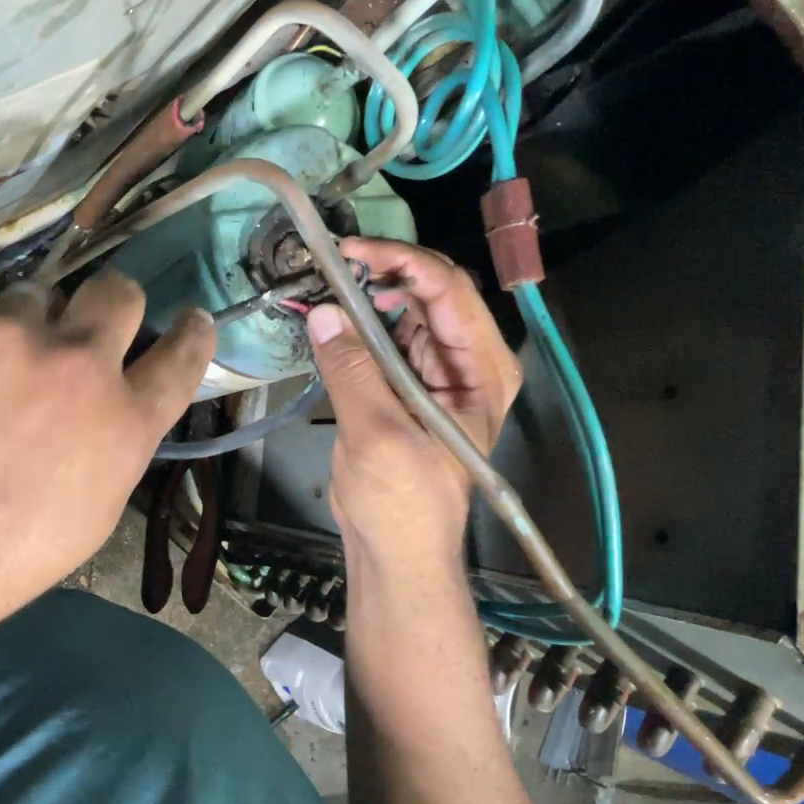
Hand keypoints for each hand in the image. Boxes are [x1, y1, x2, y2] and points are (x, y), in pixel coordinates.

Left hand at [0, 273, 214, 674]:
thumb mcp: (88, 512)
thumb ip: (113, 443)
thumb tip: (112, 403)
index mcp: (123, 422)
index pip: (182, 355)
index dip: (192, 334)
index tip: (191, 321)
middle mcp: (76, 365)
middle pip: (118, 291)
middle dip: (113, 306)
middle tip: (89, 327)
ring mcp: (5, 338)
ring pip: (37, 298)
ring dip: (32, 326)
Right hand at [306, 239, 520, 580]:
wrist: (395, 551)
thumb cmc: (403, 502)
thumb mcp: (380, 434)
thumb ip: (353, 369)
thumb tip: (321, 311)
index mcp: (482, 369)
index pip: (450, 291)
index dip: (402, 262)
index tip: (349, 252)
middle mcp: (464, 360)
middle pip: (430, 291)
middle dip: (383, 270)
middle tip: (330, 263)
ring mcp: (432, 371)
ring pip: (403, 309)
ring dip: (365, 292)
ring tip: (323, 281)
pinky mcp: (400, 384)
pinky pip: (381, 336)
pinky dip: (354, 321)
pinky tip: (326, 313)